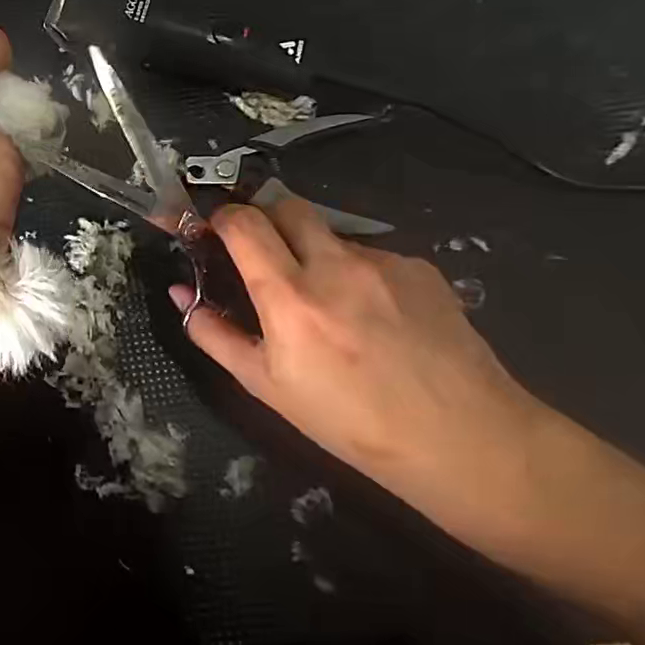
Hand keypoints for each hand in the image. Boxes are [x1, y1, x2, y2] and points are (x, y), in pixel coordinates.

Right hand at [171, 200, 561, 538]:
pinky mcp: (420, 266)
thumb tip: (182, 294)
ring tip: (333, 307)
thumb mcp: (267, 387)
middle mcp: (335, 265)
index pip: (243, 223)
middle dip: (265, 219)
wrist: (462, 438)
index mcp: (289, 296)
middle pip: (286, 205)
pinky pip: (372, 256)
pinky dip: (358, 274)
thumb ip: (215, 334)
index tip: (216, 231)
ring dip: (316, 254)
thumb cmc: (349, 423)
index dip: (222, 218)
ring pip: (331, 235)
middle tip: (266, 257)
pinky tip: (378, 319)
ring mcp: (382, 261)